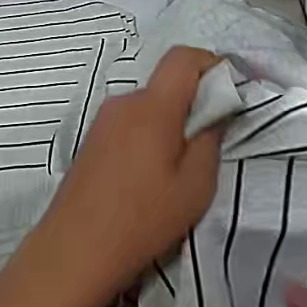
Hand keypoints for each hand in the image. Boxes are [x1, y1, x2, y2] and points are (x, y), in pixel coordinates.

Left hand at [35, 46, 224, 298]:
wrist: (75, 249)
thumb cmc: (143, 218)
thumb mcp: (195, 185)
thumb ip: (210, 139)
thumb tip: (215, 111)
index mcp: (152, 106)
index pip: (183, 57)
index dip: (213, 65)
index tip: (231, 92)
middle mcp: (123, 103)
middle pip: (166, 84)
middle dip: (193, 102)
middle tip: (210, 141)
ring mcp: (101, 121)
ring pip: (148, 106)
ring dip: (169, 122)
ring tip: (179, 167)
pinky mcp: (90, 141)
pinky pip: (128, 123)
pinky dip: (148, 135)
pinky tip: (149, 176)